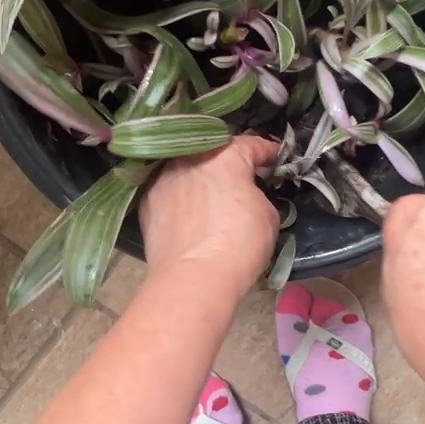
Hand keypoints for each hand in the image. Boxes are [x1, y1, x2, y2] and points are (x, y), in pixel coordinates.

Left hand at [139, 135, 280, 298]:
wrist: (194, 278)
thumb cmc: (239, 244)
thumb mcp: (268, 215)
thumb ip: (259, 195)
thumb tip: (249, 196)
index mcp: (224, 154)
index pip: (252, 144)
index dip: (269, 153)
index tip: (277, 160)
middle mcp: (190, 158)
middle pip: (215, 154)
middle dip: (230, 165)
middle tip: (244, 180)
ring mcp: (164, 179)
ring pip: (188, 171)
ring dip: (201, 180)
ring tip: (212, 199)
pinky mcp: (147, 202)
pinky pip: (171, 193)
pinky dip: (181, 199)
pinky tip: (189, 215)